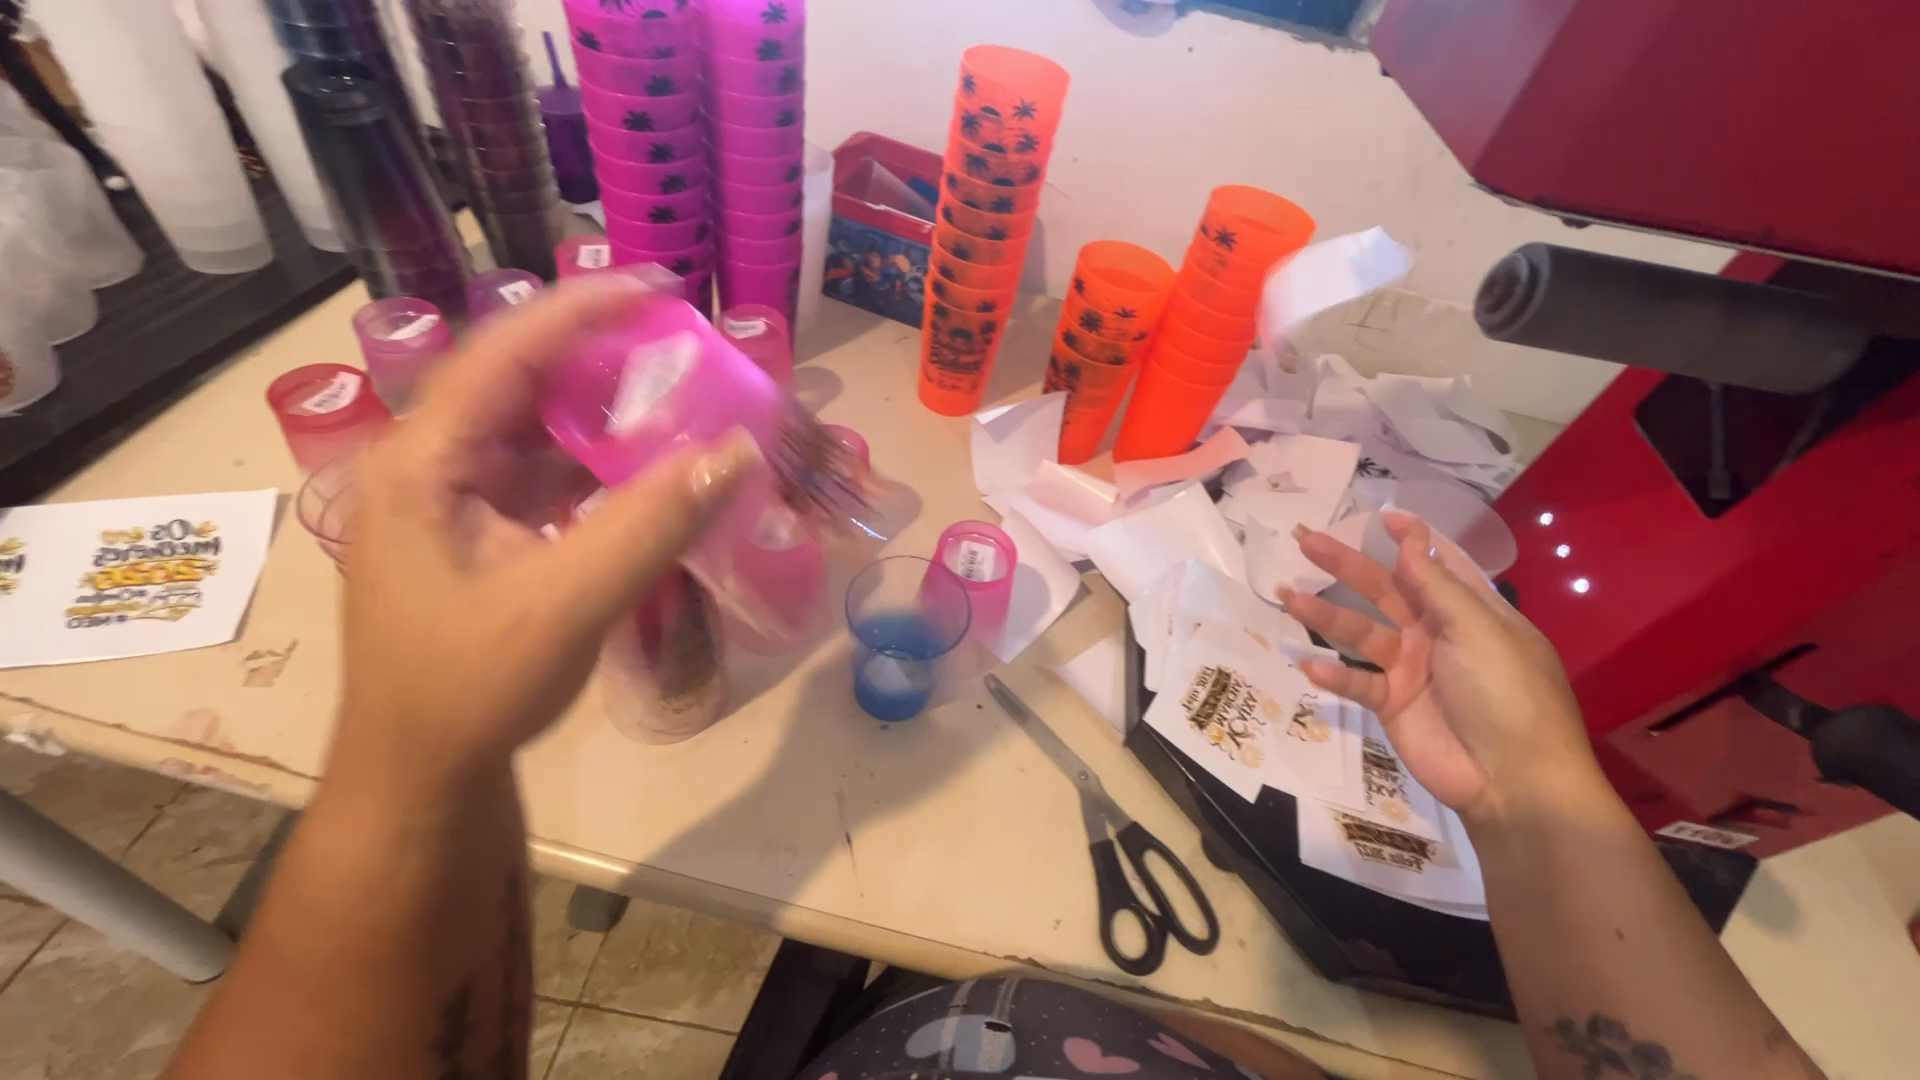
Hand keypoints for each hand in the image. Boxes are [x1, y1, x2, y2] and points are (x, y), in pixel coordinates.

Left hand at [333, 277, 757, 777]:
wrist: (425, 768)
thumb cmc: (474, 684)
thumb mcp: (569, 601)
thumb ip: (653, 524)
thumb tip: (736, 453)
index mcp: (425, 463)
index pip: (503, 354)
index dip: (579, 311)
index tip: (655, 287)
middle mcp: (432, 466)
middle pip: (518, 381)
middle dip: (597, 353)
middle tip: (674, 339)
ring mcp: (456, 501)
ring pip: (535, 429)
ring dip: (602, 408)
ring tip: (671, 391)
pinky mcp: (482, 532)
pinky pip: (546, 474)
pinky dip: (599, 462)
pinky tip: (645, 465)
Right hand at [1278, 511, 1606, 826]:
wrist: (1513, 779)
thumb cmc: (1508, 694)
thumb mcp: (1479, 631)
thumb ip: (1437, 586)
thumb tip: (1412, 536)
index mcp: (1469, 613)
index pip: (1434, 566)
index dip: (1410, 541)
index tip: (1380, 516)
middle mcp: (1436, 634)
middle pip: (1382, 590)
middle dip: (1343, 565)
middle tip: (1303, 540)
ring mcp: (1410, 669)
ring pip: (1358, 632)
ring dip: (1322, 614)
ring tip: (1285, 596)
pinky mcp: (1391, 704)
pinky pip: (1355, 681)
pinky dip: (1332, 675)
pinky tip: (1308, 667)